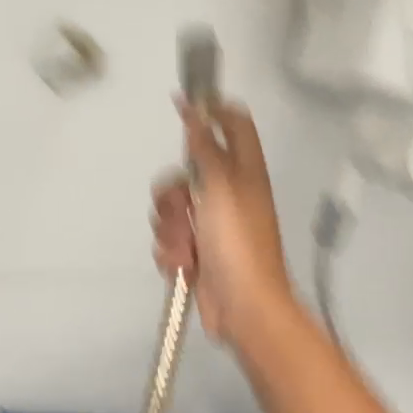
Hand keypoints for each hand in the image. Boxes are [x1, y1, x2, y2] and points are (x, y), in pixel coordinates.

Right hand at [151, 99, 295, 344]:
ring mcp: (210, 225)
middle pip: (185, 172)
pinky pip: (169, 240)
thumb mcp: (221, 185)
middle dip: (172, 193)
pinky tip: (184, 266)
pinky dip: (172, 253)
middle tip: (184, 208)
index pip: (233, 123)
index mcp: (244, 171)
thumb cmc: (237, 242)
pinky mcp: (196, 253)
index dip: (210, 110)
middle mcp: (227, 194)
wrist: (241, 306)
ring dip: (171, 230)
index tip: (182, 108)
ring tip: (187, 249)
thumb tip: (195, 106)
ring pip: (170, 210)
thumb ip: (204, 145)